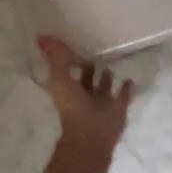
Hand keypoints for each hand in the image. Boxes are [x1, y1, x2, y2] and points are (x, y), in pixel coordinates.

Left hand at [38, 36, 135, 151]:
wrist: (91, 136)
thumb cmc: (73, 108)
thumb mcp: (61, 79)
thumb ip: (56, 58)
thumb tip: (41, 36)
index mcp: (68, 90)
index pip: (67, 73)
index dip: (68, 62)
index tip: (72, 47)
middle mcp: (84, 97)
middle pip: (86, 81)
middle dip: (88, 69)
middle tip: (93, 54)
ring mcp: (102, 104)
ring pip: (104, 88)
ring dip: (106, 78)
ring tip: (110, 65)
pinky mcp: (118, 109)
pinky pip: (123, 96)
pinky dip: (126, 88)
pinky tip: (130, 79)